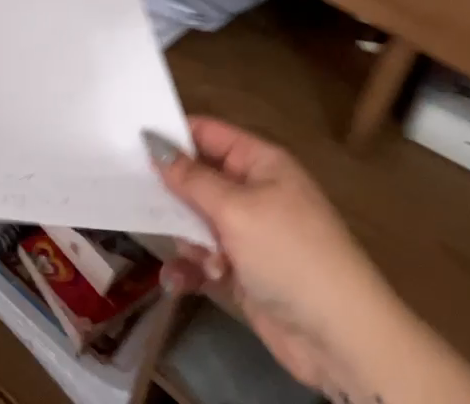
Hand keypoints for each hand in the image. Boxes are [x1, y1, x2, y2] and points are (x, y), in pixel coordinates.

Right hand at [149, 117, 399, 396]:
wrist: (337, 335)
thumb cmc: (289, 254)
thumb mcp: (237, 210)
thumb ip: (192, 179)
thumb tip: (156, 144)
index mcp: (261, 163)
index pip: (209, 134)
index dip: (174, 136)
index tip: (131, 142)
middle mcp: (254, 192)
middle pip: (198, 180)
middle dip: (174, 196)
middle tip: (142, 205)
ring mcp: (248, 234)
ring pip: (196, 223)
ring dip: (187, 241)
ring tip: (200, 260)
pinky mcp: (242, 272)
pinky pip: (203, 260)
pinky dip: (192, 270)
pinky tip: (182, 282)